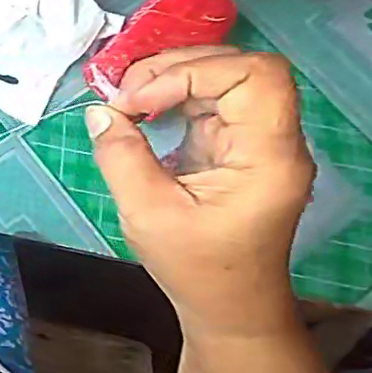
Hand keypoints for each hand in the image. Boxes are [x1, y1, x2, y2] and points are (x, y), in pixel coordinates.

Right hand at [85, 48, 314, 336]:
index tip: (137, 102)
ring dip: (171, 76)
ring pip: (223, 77)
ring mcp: (254, 140)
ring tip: (126, 96)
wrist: (229, 304)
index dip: (191, 73)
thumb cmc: (196, 267)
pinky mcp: (234, 146)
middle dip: (176, 67)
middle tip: (123, 92)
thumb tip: (99, 112)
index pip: (253, 76)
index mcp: (268, 156)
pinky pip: (208, 100)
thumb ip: (121, 157)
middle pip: (239, 67)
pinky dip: (171, 94)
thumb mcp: (147, 214)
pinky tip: (141, 108)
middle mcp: (272, 139)